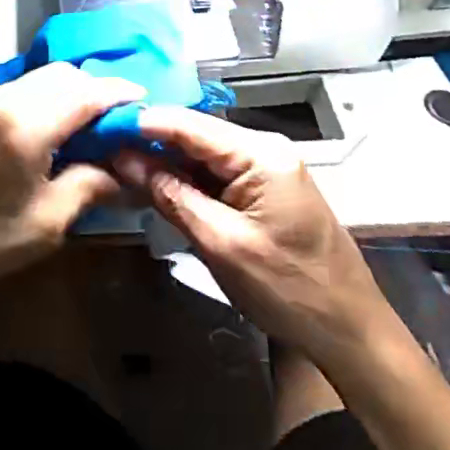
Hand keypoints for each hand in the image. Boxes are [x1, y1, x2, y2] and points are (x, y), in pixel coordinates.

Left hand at [0, 63, 144, 303]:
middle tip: (118, 119)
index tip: (144, 100)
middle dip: (97, 89)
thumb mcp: (47, 222)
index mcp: (26, 128)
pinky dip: (51, 94)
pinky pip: (26, 85)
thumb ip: (92, 185)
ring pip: (46, 76)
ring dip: (74, 90)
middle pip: (67, 75)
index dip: (119, 93)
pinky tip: (59, 122)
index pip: (87, 94)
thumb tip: (130, 173)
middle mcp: (6, 100)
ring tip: (92, 122)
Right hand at [114, 108, 395, 367]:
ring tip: (118, 165)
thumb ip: (172, 195)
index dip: (144, 123)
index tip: (101, 127)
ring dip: (167, 162)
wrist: (348, 325)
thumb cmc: (287, 287)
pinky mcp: (266, 187)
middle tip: (102, 150)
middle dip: (151, 143)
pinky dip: (189, 180)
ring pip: (205, 155)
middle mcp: (265, 147)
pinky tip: (158, 185)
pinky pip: (219, 174)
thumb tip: (125, 159)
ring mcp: (268, 167)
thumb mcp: (221, 244)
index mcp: (260, 153)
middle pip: (197, 135)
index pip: (190, 124)